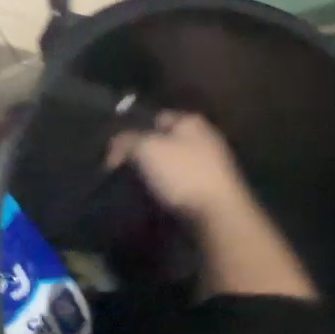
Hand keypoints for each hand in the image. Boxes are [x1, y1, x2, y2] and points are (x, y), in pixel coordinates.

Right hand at [106, 111, 251, 223]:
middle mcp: (203, 140)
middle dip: (142, 152)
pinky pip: (179, 185)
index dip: (134, 128)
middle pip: (162, 141)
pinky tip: (153, 198)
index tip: (118, 146)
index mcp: (191, 123)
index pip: (155, 118)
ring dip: (152, 173)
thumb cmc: (183, 173)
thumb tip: (114, 148)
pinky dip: (165, 190)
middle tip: (122, 165)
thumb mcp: (144, 148)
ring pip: (169, 164)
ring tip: (134, 185)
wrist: (220, 216)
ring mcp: (210, 167)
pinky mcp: (210, 191)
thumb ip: (125, 140)